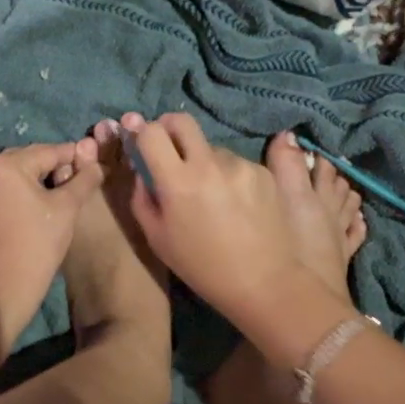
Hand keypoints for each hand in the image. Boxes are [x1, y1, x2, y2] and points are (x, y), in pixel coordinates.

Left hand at [0, 139, 101, 337]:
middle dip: (57, 170)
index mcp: (7, 163)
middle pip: (33, 159)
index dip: (76, 160)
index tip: (94, 172)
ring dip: (41, 180)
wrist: (5, 286)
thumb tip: (98, 163)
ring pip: (20, 172)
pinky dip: (24, 190)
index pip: (51, 151)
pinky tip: (39, 207)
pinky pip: (6, 186)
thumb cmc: (38, 244)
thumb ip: (84, 179)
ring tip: (59, 202)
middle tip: (77, 191)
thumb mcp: (67, 208)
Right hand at [123, 114, 354, 359]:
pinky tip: (234, 205)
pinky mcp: (262, 172)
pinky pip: (235, 164)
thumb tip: (143, 167)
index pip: (152, 131)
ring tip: (211, 197)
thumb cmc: (202, 267)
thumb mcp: (157, 237)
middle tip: (169, 150)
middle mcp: (209, 163)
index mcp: (178, 181)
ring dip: (203, 162)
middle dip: (169, 127)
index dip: (141, 132)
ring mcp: (239, 165)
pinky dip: (228, 176)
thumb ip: (142, 196)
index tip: (140, 141)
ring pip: (210, 148)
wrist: (264, 283)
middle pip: (182, 120)